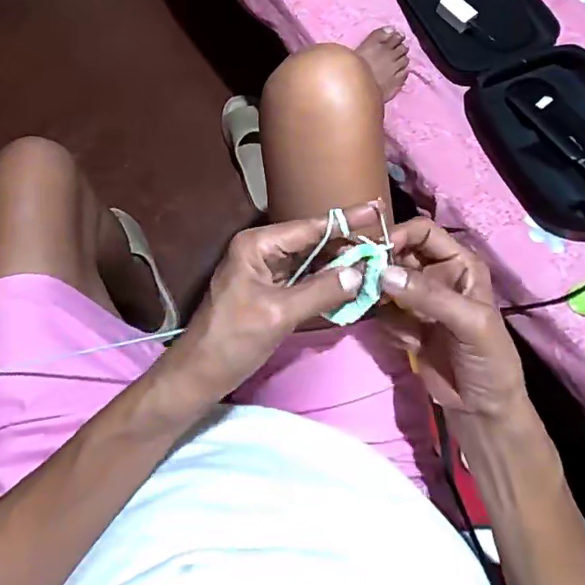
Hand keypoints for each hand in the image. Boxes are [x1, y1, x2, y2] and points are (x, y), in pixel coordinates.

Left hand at [151, 205, 374, 404]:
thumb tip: (360, 272)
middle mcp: (262, 249)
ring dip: (341, 263)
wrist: (199, 375)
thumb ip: (321, 290)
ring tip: (376, 258)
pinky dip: (328, 281)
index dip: (345, 220)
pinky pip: (306, 279)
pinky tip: (353, 281)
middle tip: (384, 240)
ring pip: (312, 260)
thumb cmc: (233, 339)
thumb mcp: (280, 314)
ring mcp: (265, 270)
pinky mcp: (270, 290)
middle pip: (313, 241)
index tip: (377, 208)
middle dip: (347, 242)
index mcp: (257, 244)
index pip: (309, 226)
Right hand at [379, 219, 527, 422]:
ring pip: (385, 282)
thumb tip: (385, 273)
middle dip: (379, 264)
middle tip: (360, 279)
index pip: (423, 232)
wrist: (484, 412)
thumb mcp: (470, 324)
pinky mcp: (405, 325)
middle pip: (398, 253)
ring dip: (377, 295)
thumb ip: (430, 296)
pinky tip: (405, 343)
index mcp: (460, 263)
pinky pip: (383, 312)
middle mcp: (437, 274)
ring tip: (375, 310)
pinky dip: (385, 323)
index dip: (399, 234)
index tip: (373, 251)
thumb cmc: (490, 361)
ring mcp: (419, 300)